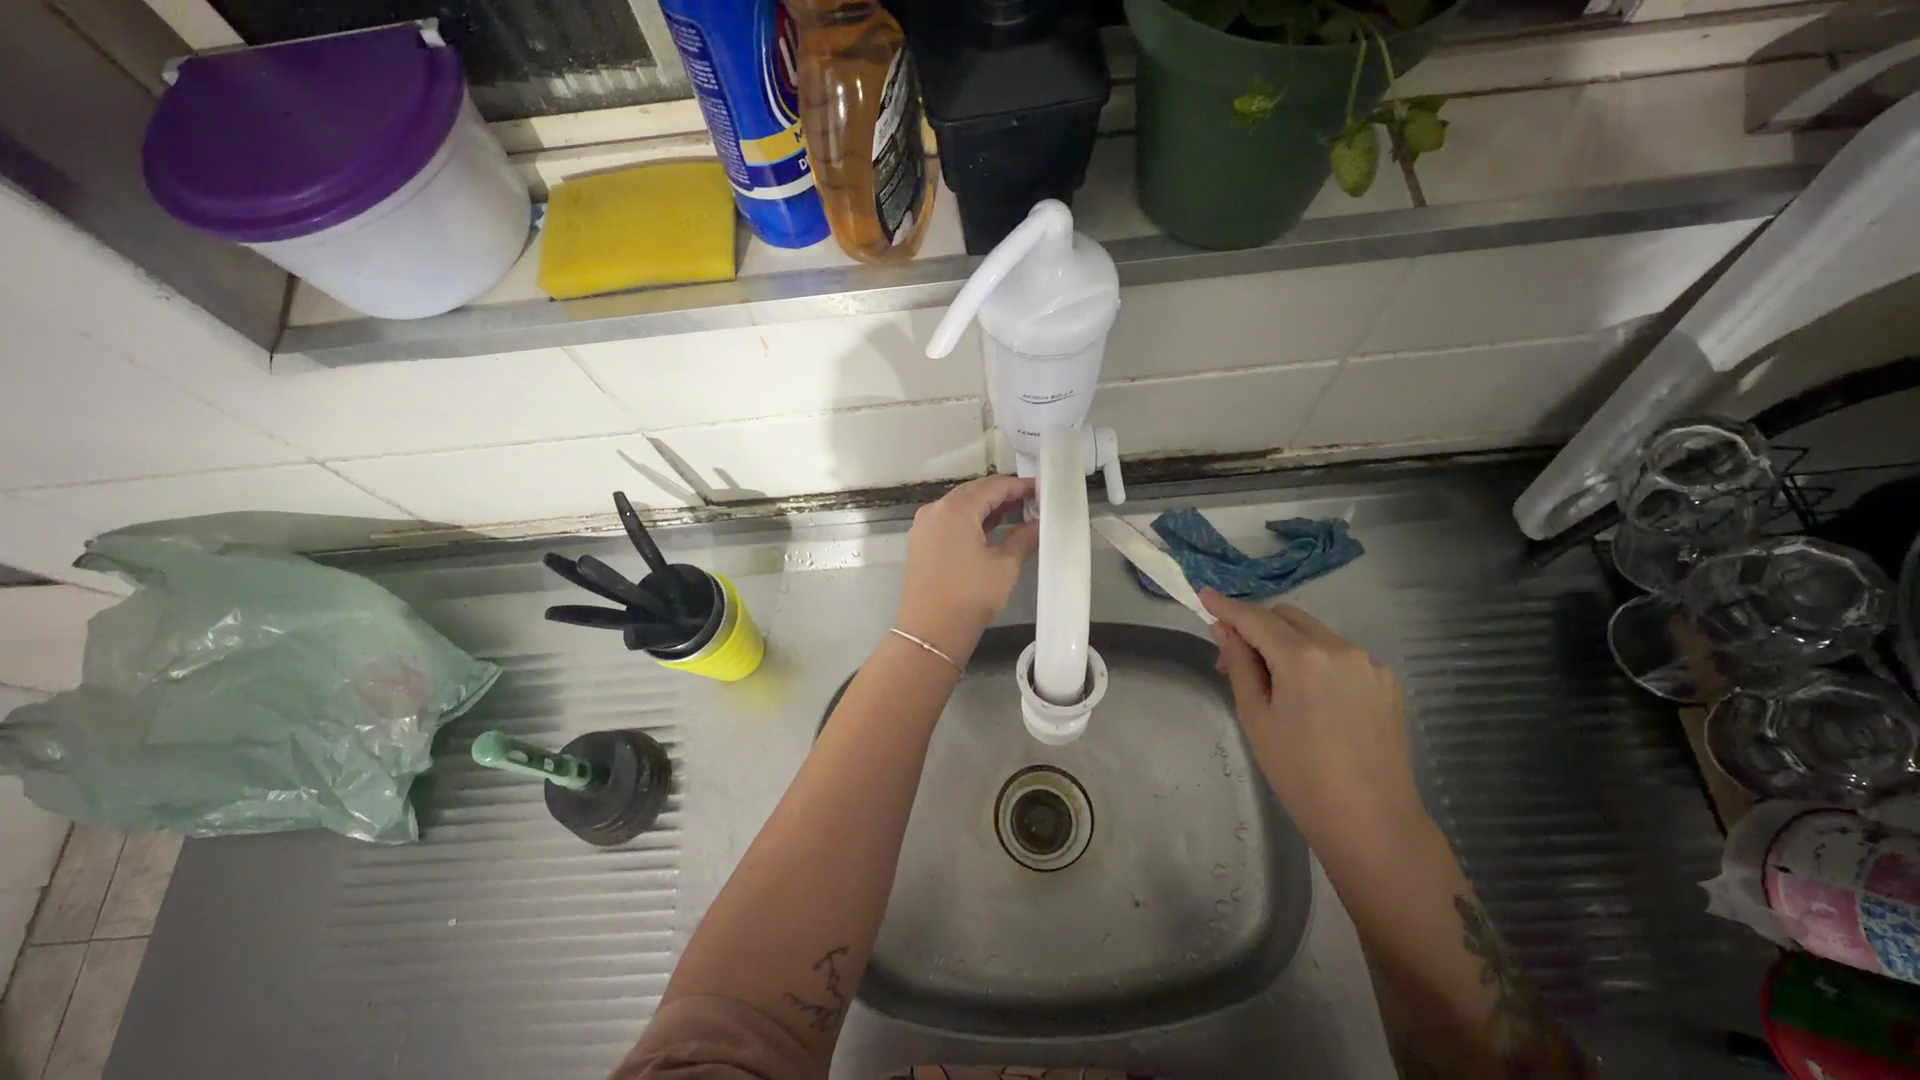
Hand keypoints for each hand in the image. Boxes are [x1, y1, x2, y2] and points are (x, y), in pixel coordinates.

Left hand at [895, 475, 1039, 667]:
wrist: (931, 632)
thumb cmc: (971, 595)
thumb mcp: (1004, 565)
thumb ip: (1024, 538)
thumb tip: (1040, 525)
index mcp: (955, 509)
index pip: (993, 486)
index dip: (1019, 486)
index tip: (1042, 490)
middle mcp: (935, 510)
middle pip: (973, 492)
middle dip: (1003, 494)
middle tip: (1031, 501)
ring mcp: (924, 526)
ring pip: (960, 506)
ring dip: (986, 507)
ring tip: (1016, 513)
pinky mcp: (920, 543)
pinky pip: (949, 521)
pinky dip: (970, 520)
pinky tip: (991, 528)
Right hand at [1201, 588, 1429, 862]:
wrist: (1370, 819)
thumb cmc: (1300, 774)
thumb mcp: (1257, 718)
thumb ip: (1240, 666)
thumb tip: (1225, 630)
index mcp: (1304, 657)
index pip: (1256, 619)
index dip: (1227, 606)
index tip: (1204, 594)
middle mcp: (1341, 648)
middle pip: (1289, 618)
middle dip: (1258, 627)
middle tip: (1233, 660)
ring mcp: (1370, 664)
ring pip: (1317, 635)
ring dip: (1289, 645)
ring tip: (1274, 686)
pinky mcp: (1387, 683)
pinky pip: (1343, 657)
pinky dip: (1318, 663)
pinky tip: (1312, 701)